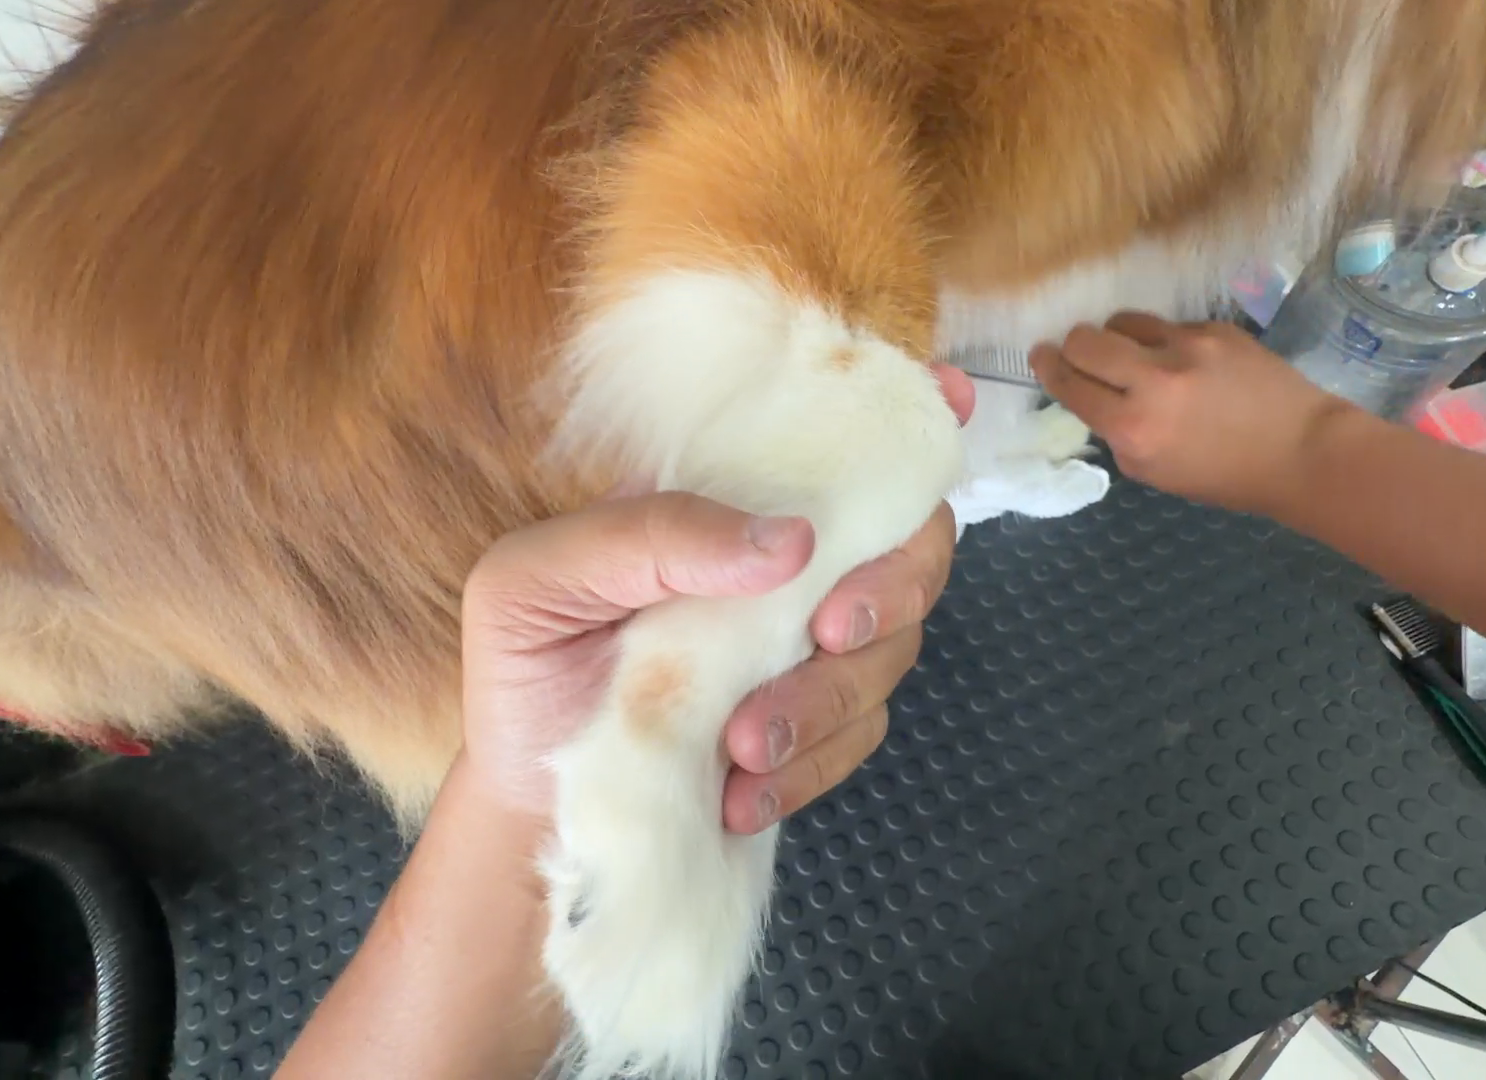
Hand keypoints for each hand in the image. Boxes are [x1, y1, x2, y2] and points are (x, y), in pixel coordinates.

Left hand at [461, 364, 973, 828]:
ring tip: (742, 744)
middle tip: (832, 631)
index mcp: (726, 507)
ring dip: (830, 699)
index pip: (828, 443)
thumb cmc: (528, 669)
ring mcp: (807, 650)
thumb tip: (795, 539)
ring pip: (893, 650)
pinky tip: (741, 792)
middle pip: (906, 547)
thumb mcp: (541, 580)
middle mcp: (786, 568)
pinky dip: (813, 765)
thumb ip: (654, 535)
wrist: (535, 800)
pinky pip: (860, 737)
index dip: (906, 414)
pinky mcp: (816, 731)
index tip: (957, 396)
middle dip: (893, 585)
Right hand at [1029, 313, 1354, 515]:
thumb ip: (1115, 433)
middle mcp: (1152, 381)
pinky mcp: (1216, 329)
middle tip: (1076, 353)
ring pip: (1122, 320)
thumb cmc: (1219, 476)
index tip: (1039, 356)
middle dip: (1072, 345)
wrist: (1300, 451)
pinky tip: (1183, 363)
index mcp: (1132, 427)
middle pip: (1085, 339)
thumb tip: (1097, 399)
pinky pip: (1167, 325)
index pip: (1070, 384)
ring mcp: (1187, 348)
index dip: (1047, 367)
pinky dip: (1161, 342)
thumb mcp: (1150, 470)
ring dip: (1115, 337)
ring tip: (1130, 354)